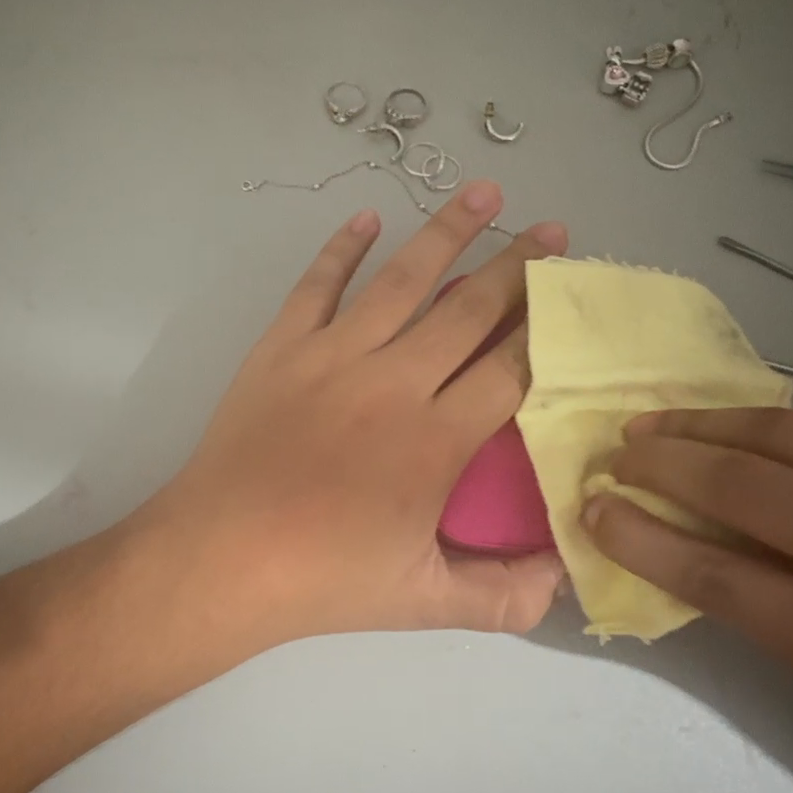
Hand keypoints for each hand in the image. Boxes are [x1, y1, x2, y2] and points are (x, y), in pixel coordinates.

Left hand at [150, 181, 567, 645]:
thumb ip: (507, 595)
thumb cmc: (323, 580)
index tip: (572, 292)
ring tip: (483, 191)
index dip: (546, 327)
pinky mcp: (281, 348)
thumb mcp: (425, 601)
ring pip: (401, 280)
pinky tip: (367, 217)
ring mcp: (332, 356)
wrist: (219, 558)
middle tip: (551, 228)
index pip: (509, 366)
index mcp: (436, 439)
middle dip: (517, 265)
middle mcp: (392, 382)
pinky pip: (317, 285)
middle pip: (467, 309)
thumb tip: (569, 572)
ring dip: (445, 232)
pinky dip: (342, 249)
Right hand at [580, 408, 792, 748]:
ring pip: (785, 436)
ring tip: (651, 422)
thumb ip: (760, 602)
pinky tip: (733, 432)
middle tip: (614, 453)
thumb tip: (666, 531)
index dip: (645, 539)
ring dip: (701, 424)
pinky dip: (765, 428)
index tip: (592, 510)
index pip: (725, 579)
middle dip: (662, 464)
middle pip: (748, 491)